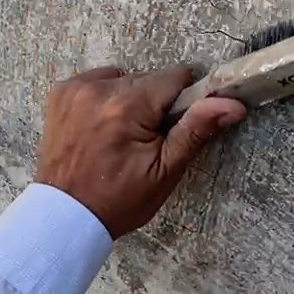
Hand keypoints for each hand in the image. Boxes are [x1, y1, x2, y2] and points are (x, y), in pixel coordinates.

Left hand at [34, 67, 248, 237]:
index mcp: (128, 106)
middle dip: (155, 103)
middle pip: (149, 79)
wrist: (66, 216)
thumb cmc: (119, 199)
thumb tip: (231, 103)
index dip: (183, 101)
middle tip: (146, 140)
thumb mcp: (165, 170)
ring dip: (131, 99)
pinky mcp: (62, 92)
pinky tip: (102, 125)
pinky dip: (106, 97)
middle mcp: (100, 89)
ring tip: (121, 135)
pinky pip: (99, 81)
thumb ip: (196, 129)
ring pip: (125, 79)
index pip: (175, 78)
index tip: (175, 126)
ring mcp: (77, 88)